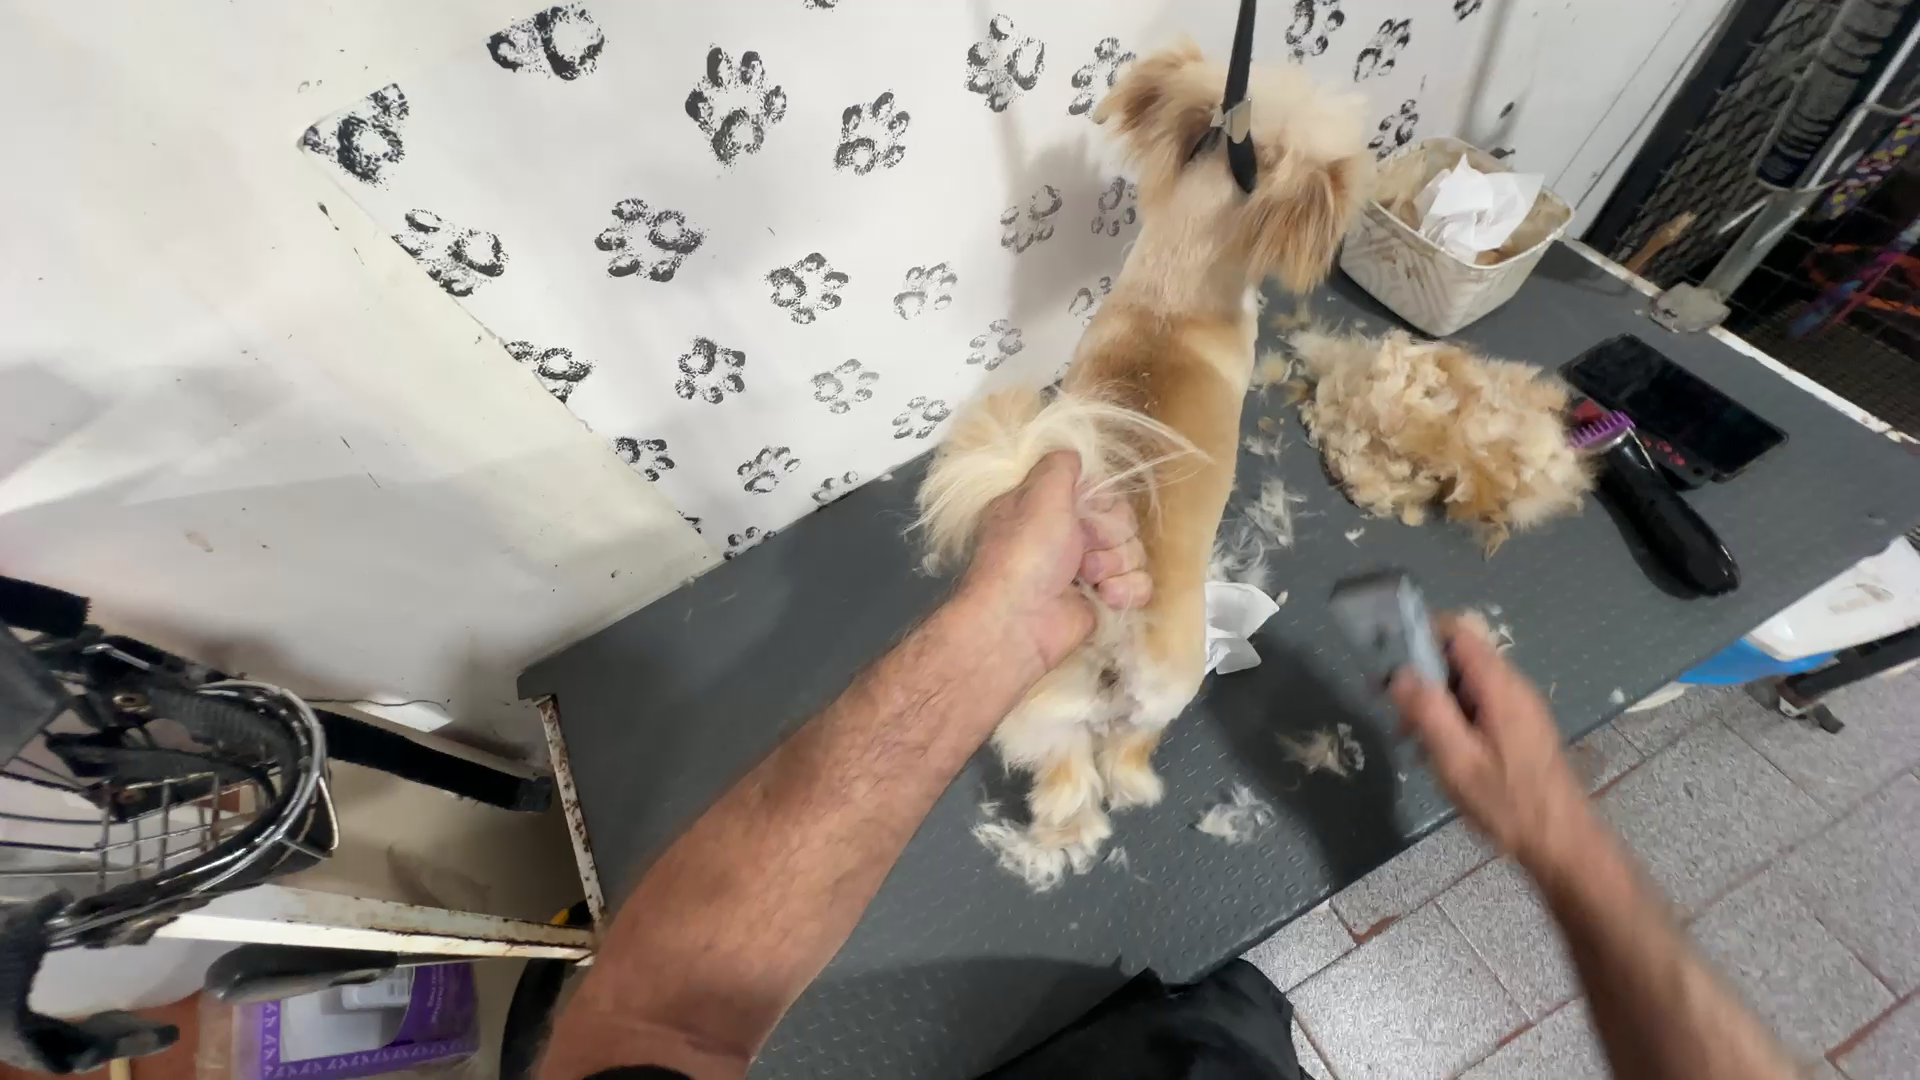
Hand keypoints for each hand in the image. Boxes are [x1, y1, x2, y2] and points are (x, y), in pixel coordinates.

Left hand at [956, 451, 1151, 675]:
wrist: (1020, 622)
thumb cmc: (1025, 555)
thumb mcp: (1038, 494)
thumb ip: (1059, 465)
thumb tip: (1072, 453)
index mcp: (1049, 508)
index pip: (1101, 492)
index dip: (1102, 502)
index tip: (1086, 510)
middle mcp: (1067, 537)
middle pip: (1122, 521)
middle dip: (1108, 535)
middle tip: (1082, 548)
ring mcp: (1087, 570)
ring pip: (1134, 553)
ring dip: (1115, 564)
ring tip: (1087, 578)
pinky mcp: (1104, 600)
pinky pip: (1139, 585)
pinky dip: (1126, 591)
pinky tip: (1103, 597)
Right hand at [1389, 614, 1592, 873]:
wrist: (1564, 850)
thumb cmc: (1508, 804)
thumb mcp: (1457, 759)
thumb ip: (1427, 711)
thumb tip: (1399, 672)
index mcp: (1500, 689)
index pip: (1458, 632)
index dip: (1419, 633)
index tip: (1387, 657)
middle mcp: (1511, 689)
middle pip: (1456, 656)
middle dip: (1418, 672)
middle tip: (1389, 703)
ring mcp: (1516, 709)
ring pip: (1461, 682)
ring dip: (1429, 698)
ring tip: (1409, 734)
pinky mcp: (1516, 728)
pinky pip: (1474, 703)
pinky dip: (1447, 714)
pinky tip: (1434, 748)